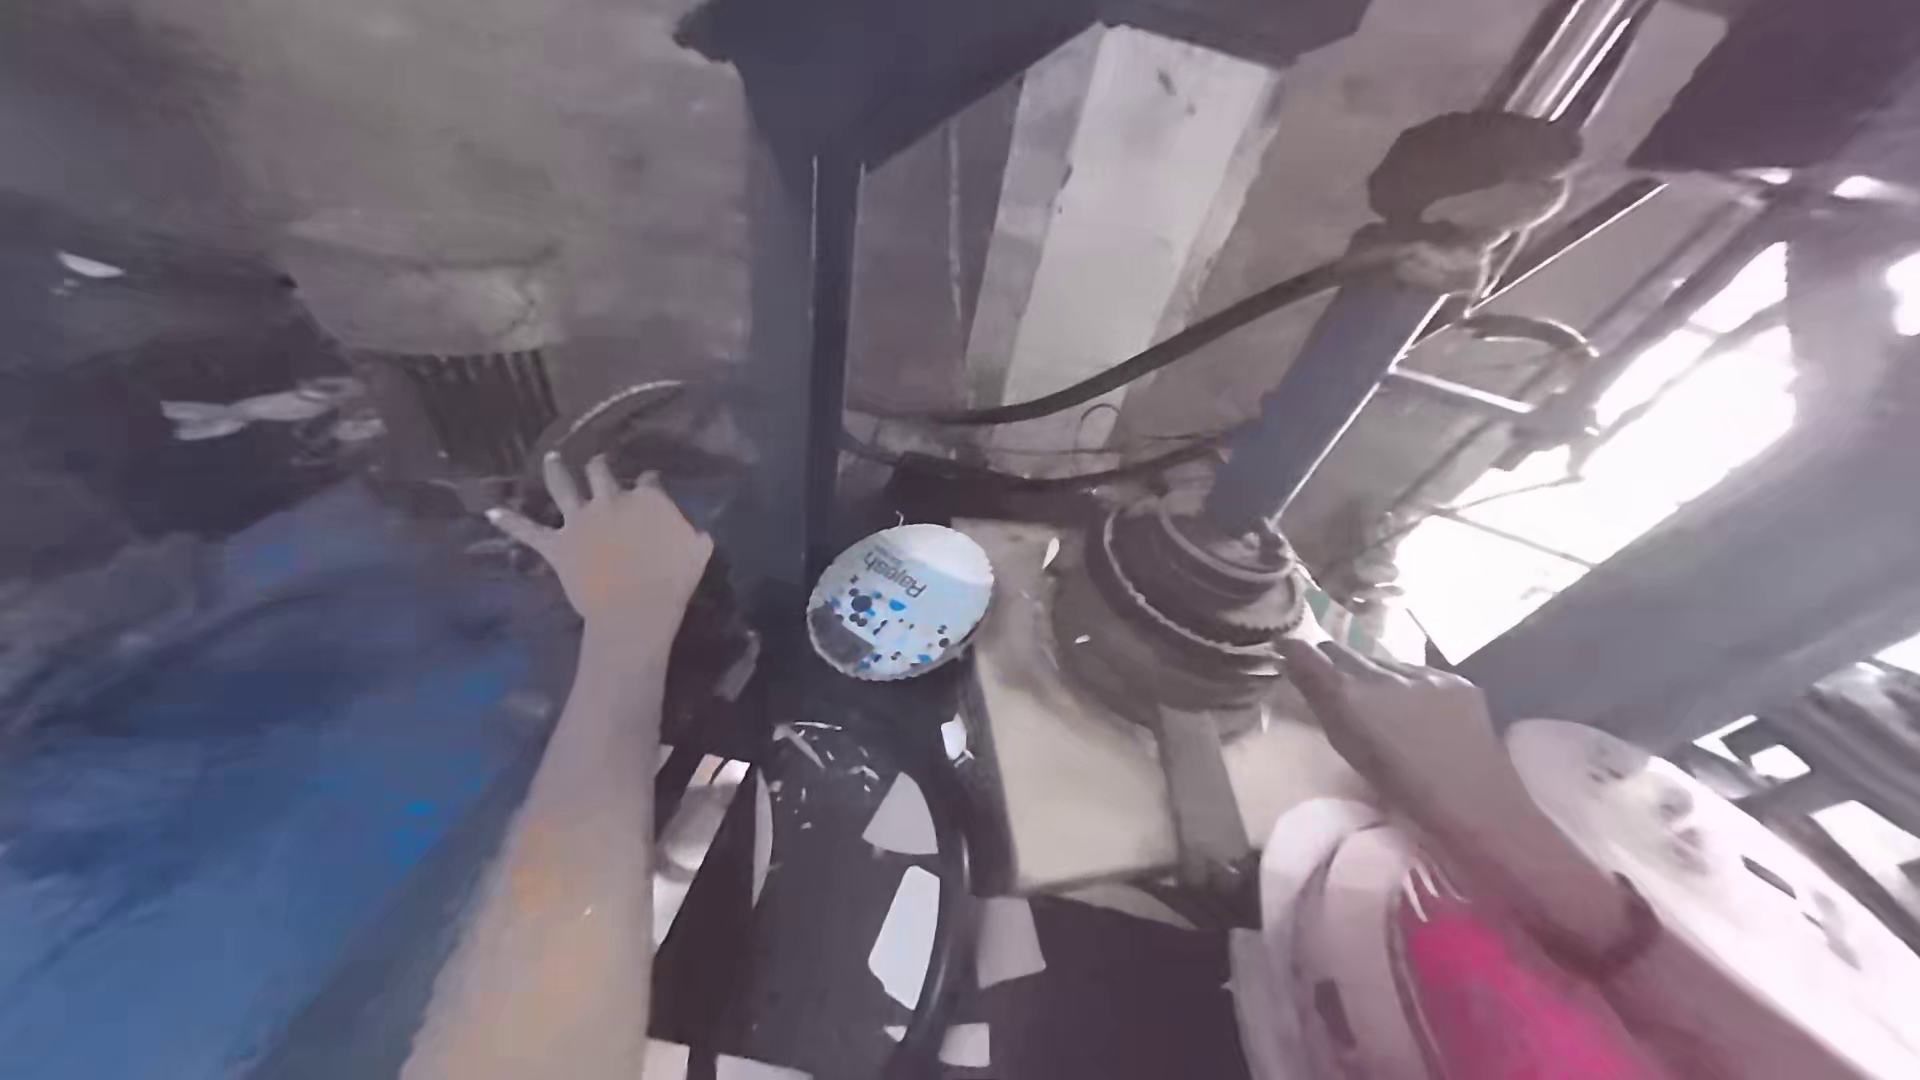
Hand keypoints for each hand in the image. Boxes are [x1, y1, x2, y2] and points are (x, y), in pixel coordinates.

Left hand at [487, 453, 713, 629]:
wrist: (636, 607)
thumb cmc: (674, 579)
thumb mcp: (697, 550)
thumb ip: (693, 535)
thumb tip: (696, 533)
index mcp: (647, 499)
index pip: (649, 480)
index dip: (650, 480)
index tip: (651, 481)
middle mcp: (610, 500)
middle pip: (602, 473)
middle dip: (601, 465)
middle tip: (600, 462)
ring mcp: (580, 520)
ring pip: (562, 487)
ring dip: (555, 470)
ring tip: (551, 459)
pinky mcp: (558, 545)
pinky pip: (528, 531)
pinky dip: (509, 521)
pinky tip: (491, 512)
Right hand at [1277, 639, 1504, 821]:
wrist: (1476, 808)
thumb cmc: (1397, 785)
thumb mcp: (1343, 743)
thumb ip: (1317, 700)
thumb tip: (1291, 665)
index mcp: (1348, 694)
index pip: (1307, 653)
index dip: (1291, 647)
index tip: (1283, 647)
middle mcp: (1382, 675)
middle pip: (1343, 650)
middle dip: (1331, 660)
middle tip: (1329, 675)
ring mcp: (1423, 675)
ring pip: (1380, 660)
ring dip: (1371, 671)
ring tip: (1377, 696)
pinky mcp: (1455, 679)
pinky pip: (1417, 670)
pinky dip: (1407, 682)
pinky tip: (1414, 706)